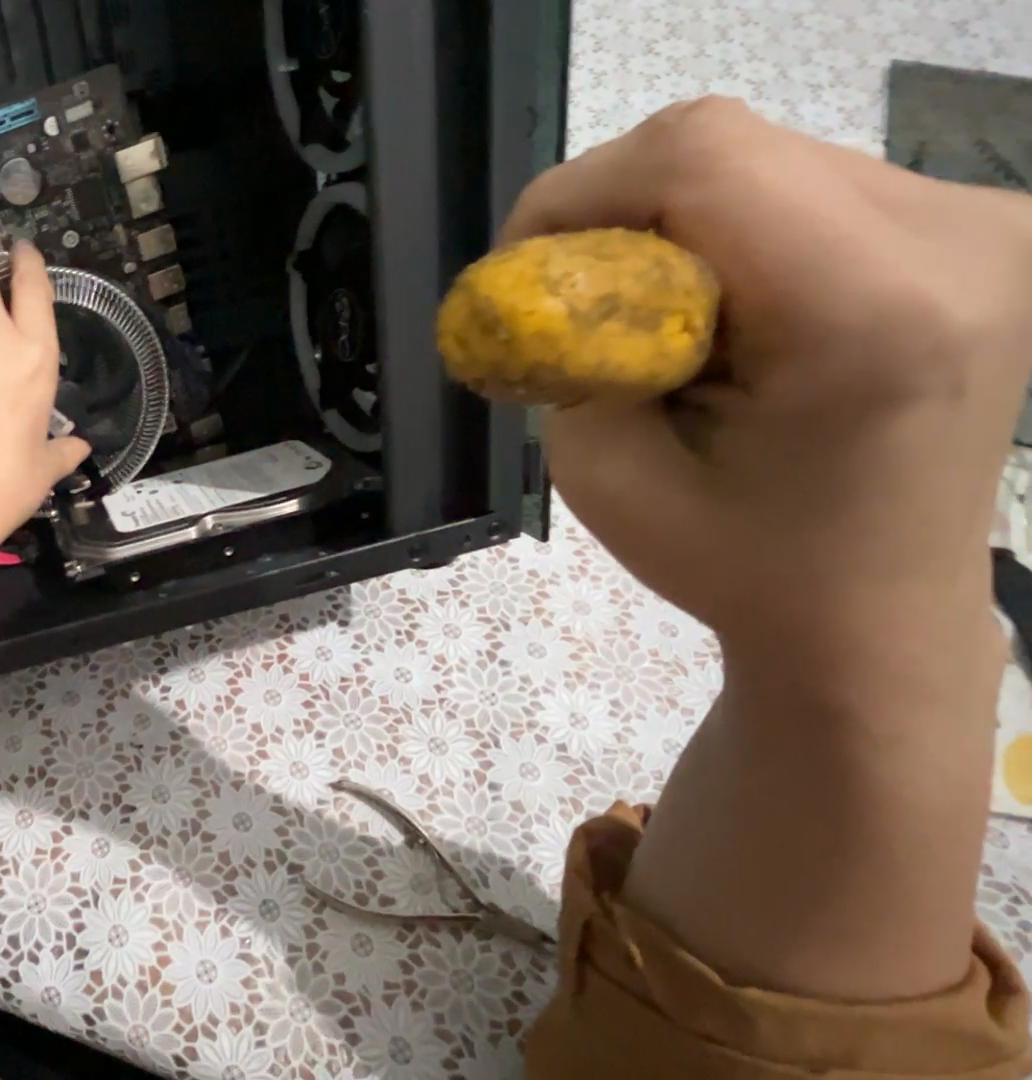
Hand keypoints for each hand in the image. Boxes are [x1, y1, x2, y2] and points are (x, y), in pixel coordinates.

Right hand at [504, 98, 1031, 668]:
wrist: (868, 610)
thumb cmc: (730, 562)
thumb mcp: (601, 468)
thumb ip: (571, 353)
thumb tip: (548, 278)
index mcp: (869, 309)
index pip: (698, 161)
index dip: (573, 194)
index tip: (517, 271)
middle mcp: (954, 236)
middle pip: (724, 142)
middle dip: (604, 209)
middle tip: (562, 296)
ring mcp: (978, 225)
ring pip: (754, 156)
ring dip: (657, 222)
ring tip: (634, 313)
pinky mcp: (963, 233)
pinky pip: (792, 184)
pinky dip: (710, 229)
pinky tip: (700, 306)